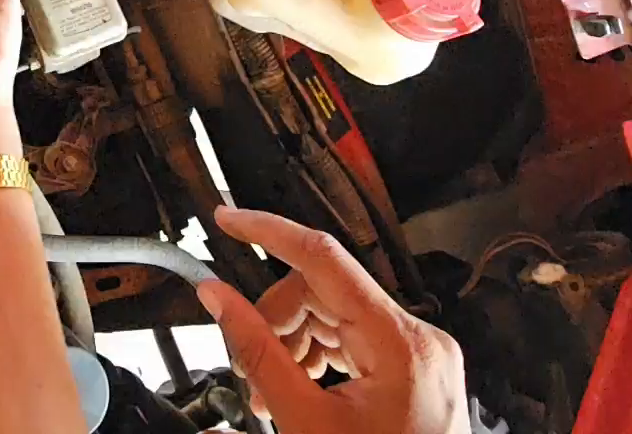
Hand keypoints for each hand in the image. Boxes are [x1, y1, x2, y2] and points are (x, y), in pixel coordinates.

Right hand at [198, 206, 468, 433]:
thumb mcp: (305, 421)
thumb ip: (255, 349)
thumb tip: (213, 293)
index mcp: (399, 342)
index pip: (320, 256)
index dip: (265, 229)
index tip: (224, 218)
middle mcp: (417, 335)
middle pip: (319, 289)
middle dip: (274, 317)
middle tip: (246, 364)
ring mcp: (418, 350)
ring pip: (328, 309)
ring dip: (290, 337)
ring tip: (269, 386)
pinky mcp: (412, 365)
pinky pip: (347, 333)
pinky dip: (313, 351)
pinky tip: (296, 383)